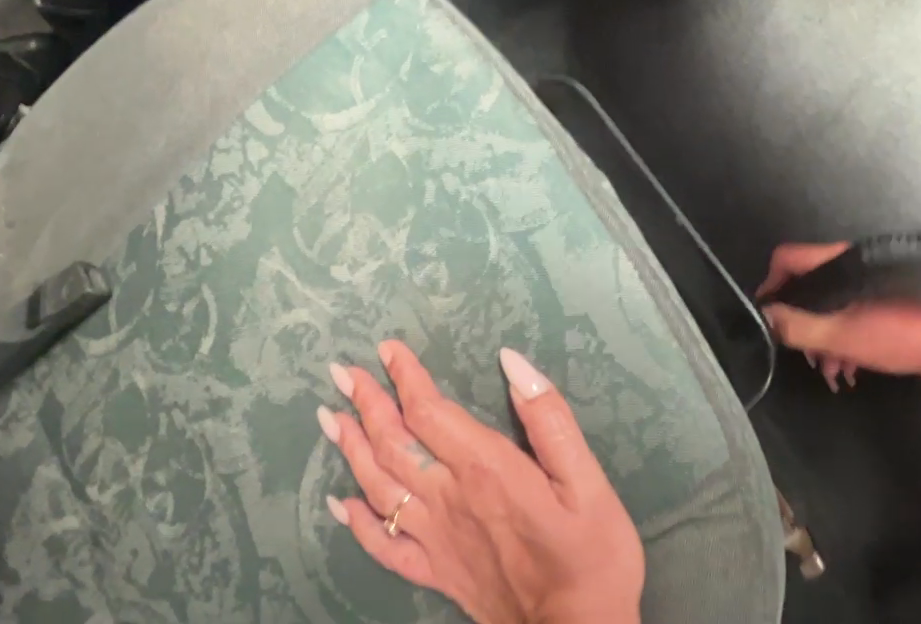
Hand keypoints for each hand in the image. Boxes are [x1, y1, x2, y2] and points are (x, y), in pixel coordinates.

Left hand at [320, 340, 644, 623]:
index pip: (428, 411)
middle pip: (393, 443)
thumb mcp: (587, 479)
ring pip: (379, 486)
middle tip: (341, 372)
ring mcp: (435, 539)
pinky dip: (358, 523)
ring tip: (330, 418)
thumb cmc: (590, 554)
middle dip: (366, 403)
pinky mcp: (436, 573)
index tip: (387, 348)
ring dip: (352, 448)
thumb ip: (549, 417)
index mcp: (484, 468)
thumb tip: (512, 361)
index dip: (404, 376)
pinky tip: (341, 504)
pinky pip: (384, 548)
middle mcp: (448, 499)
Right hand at [757, 242, 920, 389]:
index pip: (787, 258)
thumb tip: (764, 317)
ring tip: (829, 370)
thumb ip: (796, 327)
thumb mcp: (837, 336)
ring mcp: (868, 281)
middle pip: (807, 284)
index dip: (771, 284)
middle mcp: (850, 265)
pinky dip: (842, 336)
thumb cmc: (893, 336)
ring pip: (828, 303)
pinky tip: (848, 367)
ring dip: (822, 336)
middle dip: (800, 321)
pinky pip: (848, 310)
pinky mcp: (882, 299)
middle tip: (800, 351)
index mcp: (837, 262)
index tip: (767, 314)